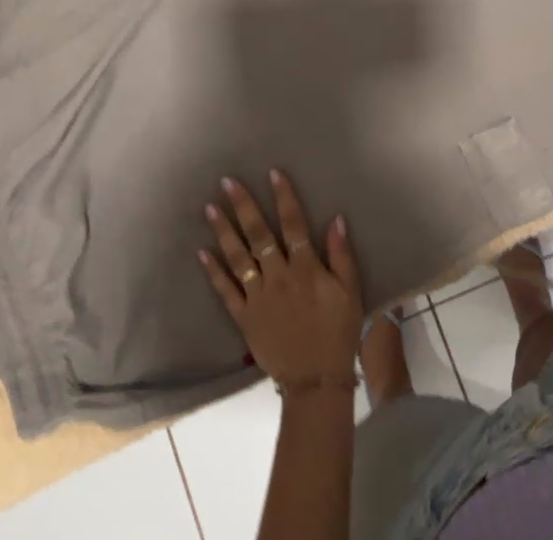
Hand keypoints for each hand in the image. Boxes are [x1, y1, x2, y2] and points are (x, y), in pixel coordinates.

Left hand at [198, 170, 363, 390]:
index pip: (294, 224)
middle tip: (227, 182)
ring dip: (223, 231)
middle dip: (243, 205)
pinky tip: (202, 252)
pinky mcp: (244, 316)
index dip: (283, 197)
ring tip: (210, 208)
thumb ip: (341, 255)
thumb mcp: (351, 292)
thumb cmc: (339, 332)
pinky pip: (225, 290)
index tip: (272, 173)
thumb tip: (335, 219)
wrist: (316, 378)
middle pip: (259, 234)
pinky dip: (213, 271)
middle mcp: (278, 276)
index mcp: (306, 268)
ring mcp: (258, 296)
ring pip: (237, 257)